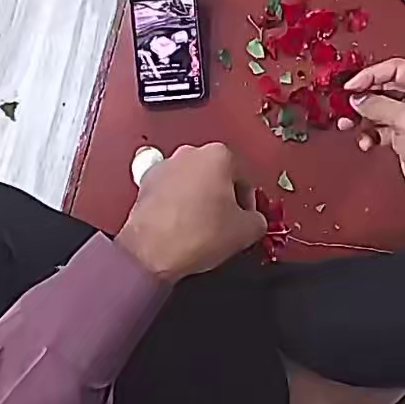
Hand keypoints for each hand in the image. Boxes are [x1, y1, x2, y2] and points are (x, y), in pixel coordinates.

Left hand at [115, 143, 266, 281]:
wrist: (151, 251)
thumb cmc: (198, 233)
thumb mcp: (247, 231)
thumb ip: (258, 220)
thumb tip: (254, 221)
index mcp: (219, 154)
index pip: (244, 178)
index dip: (248, 203)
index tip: (246, 219)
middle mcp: (190, 153)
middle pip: (217, 175)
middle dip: (223, 197)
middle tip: (226, 223)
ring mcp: (165, 166)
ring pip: (193, 182)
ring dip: (200, 199)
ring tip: (202, 228)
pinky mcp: (146, 183)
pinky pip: (172, 191)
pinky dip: (178, 204)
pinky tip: (182, 226)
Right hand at [340, 59, 404, 233]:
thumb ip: (379, 105)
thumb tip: (358, 97)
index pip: (400, 68)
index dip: (374, 74)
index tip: (352, 84)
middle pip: (390, 88)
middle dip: (366, 97)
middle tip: (347, 102)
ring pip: (383, 109)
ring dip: (365, 117)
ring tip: (348, 124)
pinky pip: (384, 128)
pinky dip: (372, 133)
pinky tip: (366, 141)